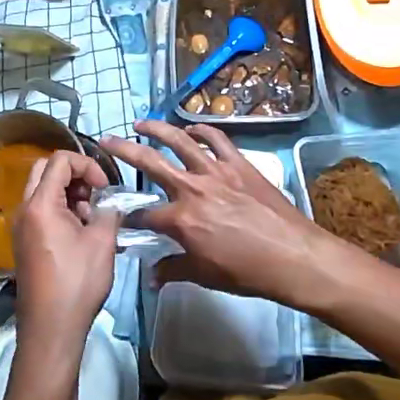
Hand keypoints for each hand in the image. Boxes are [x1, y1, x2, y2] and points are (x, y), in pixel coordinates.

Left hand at [12, 150, 114, 344]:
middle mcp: (24, 209)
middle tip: (95, 195)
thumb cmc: (77, 282)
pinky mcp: (24, 242)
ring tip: (91, 218)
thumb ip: (108, 213)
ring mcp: (21, 227)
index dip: (86, 165)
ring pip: (43, 191)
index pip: (59, 160)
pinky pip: (41, 211)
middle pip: (46, 170)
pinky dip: (60, 210)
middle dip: (75, 175)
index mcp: (40, 204)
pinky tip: (80, 234)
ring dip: (68, 193)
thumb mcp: (102, 242)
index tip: (104, 187)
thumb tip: (109, 206)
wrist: (51, 327)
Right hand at [99, 121, 353, 309]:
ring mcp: (216, 172)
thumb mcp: (205, 276)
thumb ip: (174, 269)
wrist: (293, 256)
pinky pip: (217, 139)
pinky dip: (202, 130)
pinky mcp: (238, 164)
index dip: (129, 217)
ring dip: (157, 128)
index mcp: (181, 219)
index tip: (120, 217)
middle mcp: (192, 188)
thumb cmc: (247, 271)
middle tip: (106, 140)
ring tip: (141, 122)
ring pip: (180, 140)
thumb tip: (152, 276)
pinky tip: (191, 129)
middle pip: (150, 162)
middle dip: (124, 150)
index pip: (144, 215)